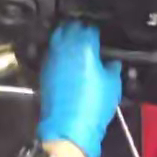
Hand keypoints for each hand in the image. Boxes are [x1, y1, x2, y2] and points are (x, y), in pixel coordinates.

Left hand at [36, 23, 121, 156]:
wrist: (68, 130)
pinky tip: (66, 55)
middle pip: (70, 26)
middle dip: (79, 26)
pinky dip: (58, 48)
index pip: (90, 27)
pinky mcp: (44, 70)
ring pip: (57, 36)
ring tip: (76, 38)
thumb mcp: (112, 84)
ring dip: (66, 34)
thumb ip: (112, 66)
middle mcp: (65, 47)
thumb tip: (111, 61)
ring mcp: (52, 58)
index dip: (96, 28)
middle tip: (88, 31)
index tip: (101, 31)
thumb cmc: (93, 106)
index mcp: (84, 46)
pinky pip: (51, 51)